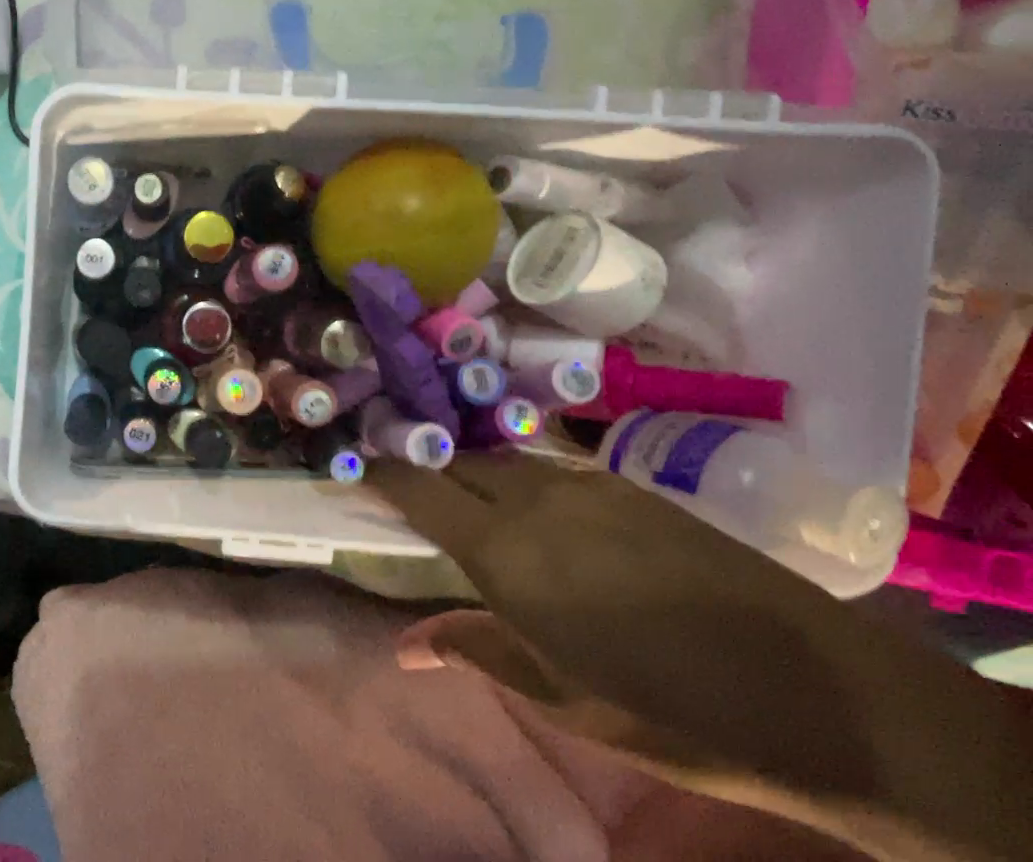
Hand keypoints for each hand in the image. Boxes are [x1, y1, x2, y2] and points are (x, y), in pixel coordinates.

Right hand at [368, 452, 1032, 861]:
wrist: (819, 695)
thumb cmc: (667, 710)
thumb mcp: (559, 697)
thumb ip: (477, 649)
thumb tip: (405, 644)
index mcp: (504, 554)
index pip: (419, 488)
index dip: (380, 471)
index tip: (352, 467)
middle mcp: (538, 504)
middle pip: (458, 462)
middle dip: (423, 465)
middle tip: (399, 480)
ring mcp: (591, 489)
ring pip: (506, 461)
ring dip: (473, 469)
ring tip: (460, 490)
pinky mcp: (635, 491)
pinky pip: (554, 467)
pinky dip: (522, 476)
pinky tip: (533, 503)